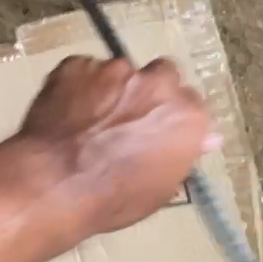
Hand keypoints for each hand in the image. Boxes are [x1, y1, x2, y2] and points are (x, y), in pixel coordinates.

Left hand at [11, 56, 213, 236]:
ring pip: (119, 73)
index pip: (191, 105)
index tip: (158, 132)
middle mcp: (156, 83)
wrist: (55, 181)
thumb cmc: (113, 197)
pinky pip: (83, 72)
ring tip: (88, 118)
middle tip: (128, 118)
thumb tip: (207, 136)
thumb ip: (183, 152)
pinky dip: (78, 87)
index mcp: (186, 114)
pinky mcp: (76, 64)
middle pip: (162, 76)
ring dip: (111, 89)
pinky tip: (65, 111)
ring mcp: (114, 69)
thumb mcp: (161, 187)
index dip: (172, 119)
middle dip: (150, 92)